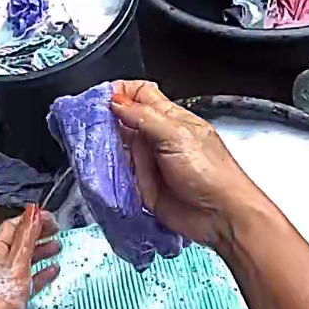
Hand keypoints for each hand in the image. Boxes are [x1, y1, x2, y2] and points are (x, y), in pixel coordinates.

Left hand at [0, 205, 59, 308]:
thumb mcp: (16, 265)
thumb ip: (27, 237)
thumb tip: (33, 211)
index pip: (12, 227)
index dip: (31, 220)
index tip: (51, 219)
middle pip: (20, 241)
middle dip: (38, 233)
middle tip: (57, 229)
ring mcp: (6, 281)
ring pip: (26, 259)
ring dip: (41, 250)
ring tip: (58, 245)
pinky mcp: (15, 297)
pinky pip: (30, 279)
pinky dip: (42, 272)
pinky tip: (54, 269)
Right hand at [108, 80, 270, 249]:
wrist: (220, 216)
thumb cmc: (210, 173)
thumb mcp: (177, 135)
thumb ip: (145, 117)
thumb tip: (117, 102)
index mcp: (170, 117)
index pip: (140, 94)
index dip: (120, 92)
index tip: (99, 99)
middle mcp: (156, 137)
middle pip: (123, 119)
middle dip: (104, 119)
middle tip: (88, 123)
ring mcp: (148, 161)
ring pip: (117, 146)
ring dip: (104, 145)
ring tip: (92, 145)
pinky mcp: (142, 185)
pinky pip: (118, 173)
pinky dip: (107, 171)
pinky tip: (99, 168)